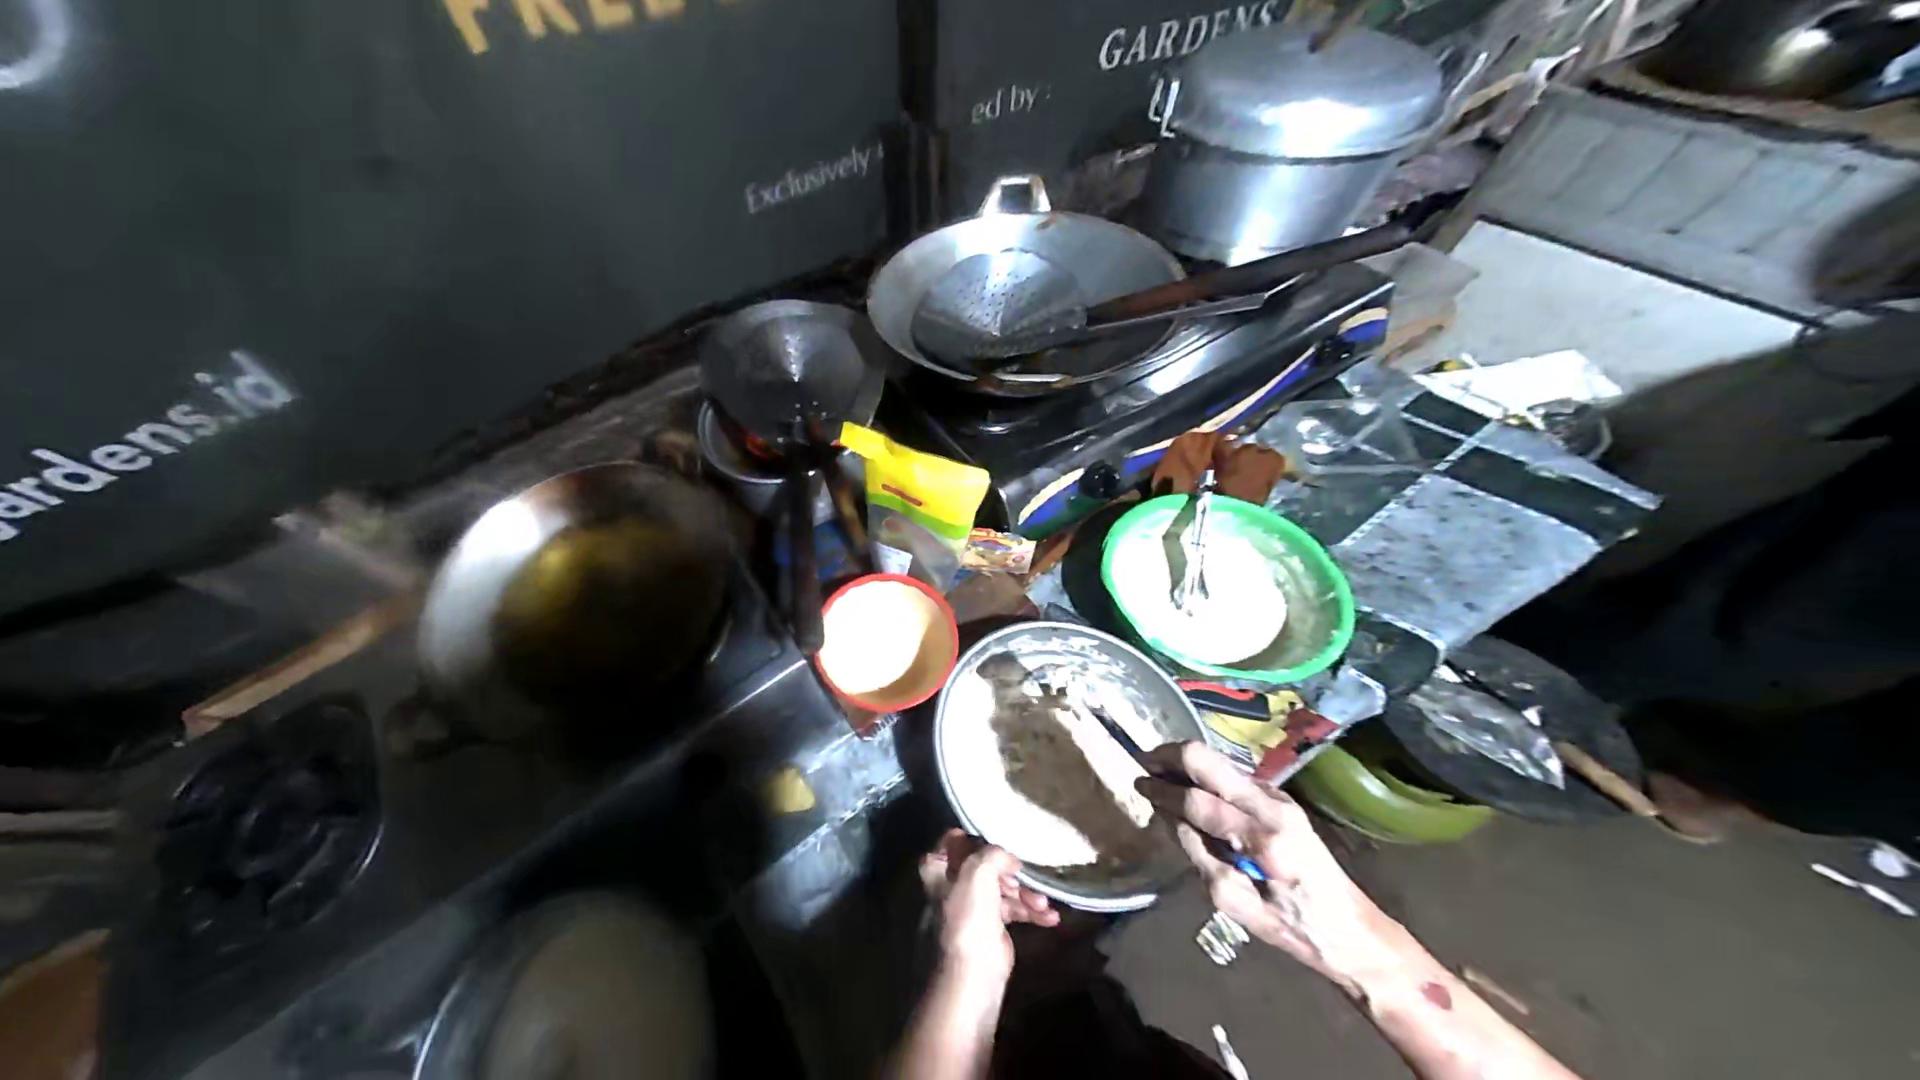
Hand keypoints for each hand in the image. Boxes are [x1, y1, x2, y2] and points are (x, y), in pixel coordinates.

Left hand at [919, 830, 1059, 983]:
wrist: (973, 975)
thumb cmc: (968, 916)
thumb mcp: (978, 872)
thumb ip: (994, 853)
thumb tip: (1009, 858)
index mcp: (938, 867)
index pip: (956, 840)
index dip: (979, 839)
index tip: (1001, 842)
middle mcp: (952, 883)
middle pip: (986, 864)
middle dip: (1011, 872)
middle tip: (1027, 880)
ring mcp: (972, 904)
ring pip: (1002, 887)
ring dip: (1026, 894)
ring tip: (1043, 905)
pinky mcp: (991, 925)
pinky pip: (1013, 909)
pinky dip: (1030, 912)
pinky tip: (1050, 918)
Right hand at [1137, 742, 1395, 988]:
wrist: (1355, 931)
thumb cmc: (1295, 929)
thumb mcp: (1238, 907)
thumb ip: (1200, 858)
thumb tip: (1171, 819)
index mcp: (1263, 839)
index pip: (1198, 801)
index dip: (1162, 790)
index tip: (1138, 782)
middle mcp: (1272, 806)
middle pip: (1208, 760)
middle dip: (1170, 756)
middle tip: (1145, 763)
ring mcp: (1279, 797)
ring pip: (1219, 761)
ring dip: (1186, 763)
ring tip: (1160, 772)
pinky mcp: (1281, 798)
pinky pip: (1231, 775)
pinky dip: (1205, 776)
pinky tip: (1191, 788)